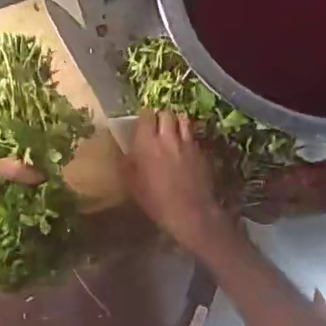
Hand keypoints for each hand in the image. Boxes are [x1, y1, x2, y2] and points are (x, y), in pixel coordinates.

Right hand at [121, 110, 230, 255]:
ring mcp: (188, 143)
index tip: (141, 122)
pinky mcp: (202, 152)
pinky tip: (184, 149)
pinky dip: (187, 138)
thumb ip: (126, 163)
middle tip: (156, 126)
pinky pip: (193, 137)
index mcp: (147, 143)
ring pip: (183, 120)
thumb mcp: (132, 184)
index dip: (143, 116)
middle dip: (160, 117)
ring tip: (172, 132)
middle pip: (166, 114)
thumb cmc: (155, 200)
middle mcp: (168, 137)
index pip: (146, 115)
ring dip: (176, 123)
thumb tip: (123, 151)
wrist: (190, 211)